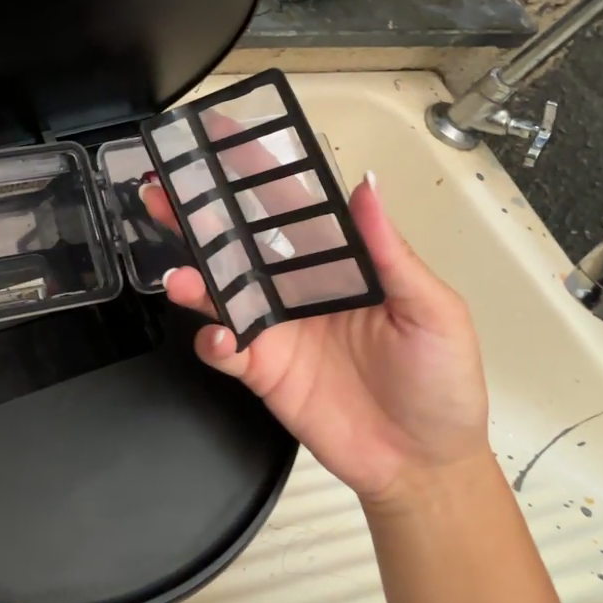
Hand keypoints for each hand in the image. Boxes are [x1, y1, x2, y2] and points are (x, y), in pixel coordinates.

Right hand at [145, 174, 488, 504]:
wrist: (424, 464)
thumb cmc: (441, 383)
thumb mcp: (433, 311)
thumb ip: (390, 252)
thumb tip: (367, 185)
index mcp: (333, 262)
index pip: (287, 203)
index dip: (254, 168)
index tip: (219, 137)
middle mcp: (294, 288)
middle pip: (235, 242)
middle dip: (195, 217)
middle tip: (161, 194)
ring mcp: (275, 328)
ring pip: (218, 291)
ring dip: (193, 279)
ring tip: (180, 279)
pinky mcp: (263, 369)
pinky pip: (224, 348)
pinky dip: (214, 341)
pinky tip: (223, 341)